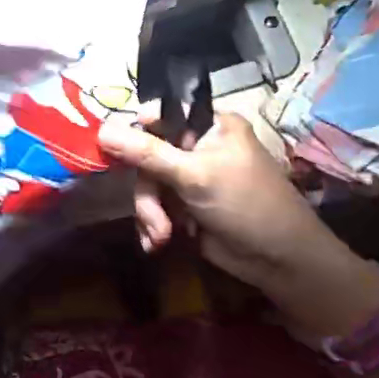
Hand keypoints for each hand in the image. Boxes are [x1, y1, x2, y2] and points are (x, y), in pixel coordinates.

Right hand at [96, 113, 378, 337]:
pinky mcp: (185, 206)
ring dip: (150, 215)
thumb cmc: (245, 205)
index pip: (160, 116)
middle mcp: (198, 147)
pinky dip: (154, 226)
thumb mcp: (194, 175)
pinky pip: (154, 207)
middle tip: (155, 219)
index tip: (114, 152)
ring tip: (162, 238)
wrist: (278, 261)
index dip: (135, 134)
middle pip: (147, 157)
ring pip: (148, 186)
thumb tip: (100, 129)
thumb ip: (146, 152)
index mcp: (210, 125)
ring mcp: (191, 178)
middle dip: (148, 194)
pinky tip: (158, 244)